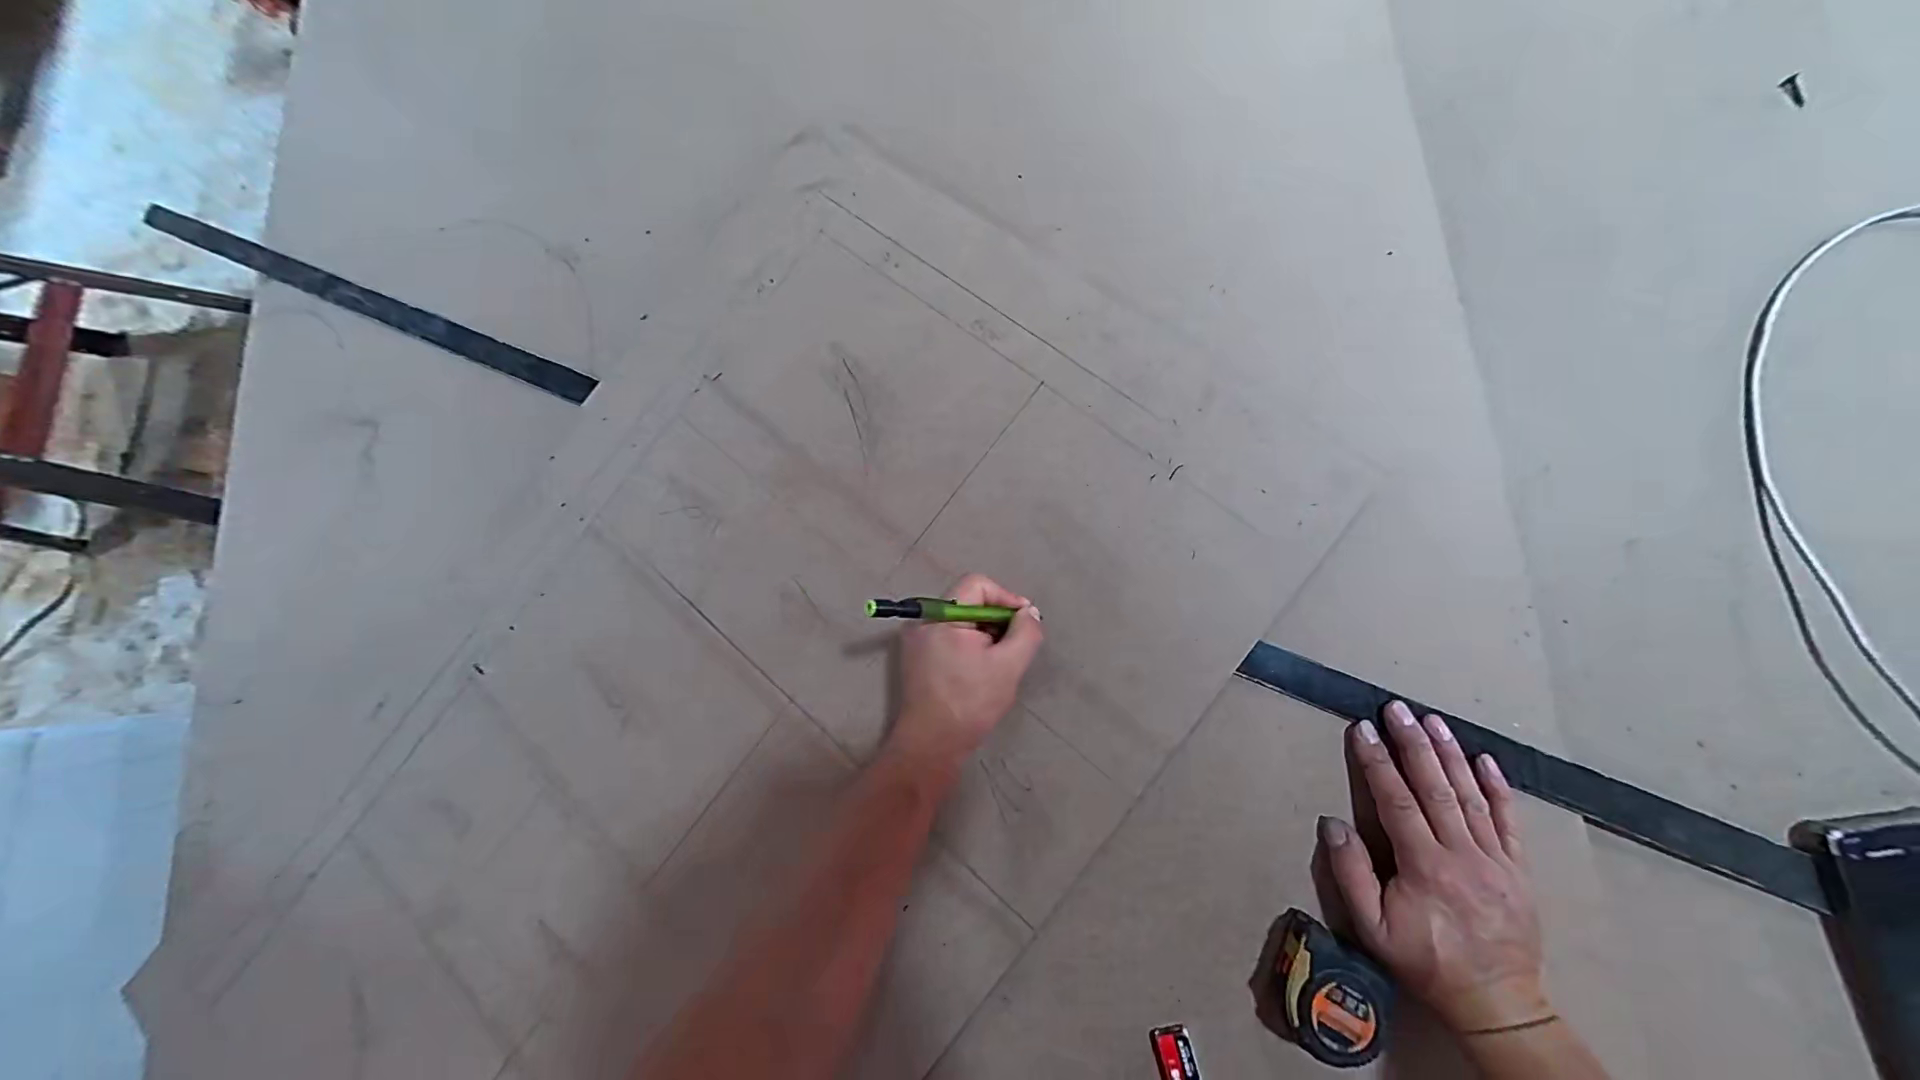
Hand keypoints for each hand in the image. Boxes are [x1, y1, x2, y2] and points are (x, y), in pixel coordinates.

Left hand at [886, 574, 1043, 771]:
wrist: (931, 745)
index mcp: (940, 616)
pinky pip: (951, 639)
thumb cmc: (970, 703)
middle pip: (969, 603)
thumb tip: (1029, 612)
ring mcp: (918, 641)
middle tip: (1014, 648)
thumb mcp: (1008, 665)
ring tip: (998, 665)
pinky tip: (981, 674)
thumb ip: (1025, 632)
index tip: (1023, 623)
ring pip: (962, 623)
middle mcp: (924, 622)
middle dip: (997, 621)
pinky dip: (971, 648)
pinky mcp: (919, 660)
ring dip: (986, 637)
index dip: (1005, 598)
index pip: (977, 585)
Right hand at [1319, 701, 1549, 1034]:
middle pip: (1435, 788)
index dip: (1377, 762)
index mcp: (1426, 867)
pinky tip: (1484, 759)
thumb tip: (1333, 824)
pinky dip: (1497, 788)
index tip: (1363, 729)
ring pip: (1471, 797)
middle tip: (1397, 708)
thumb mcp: (1372, 929)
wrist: (1497, 1004)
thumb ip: (1350, 874)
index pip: (1396, 801)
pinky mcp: (1518, 871)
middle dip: (1413, 744)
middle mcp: (1464, 856)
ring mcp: (1497, 861)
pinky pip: (1509, 822)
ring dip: (1450, 754)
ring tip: (1433, 720)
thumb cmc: (1425, 962)